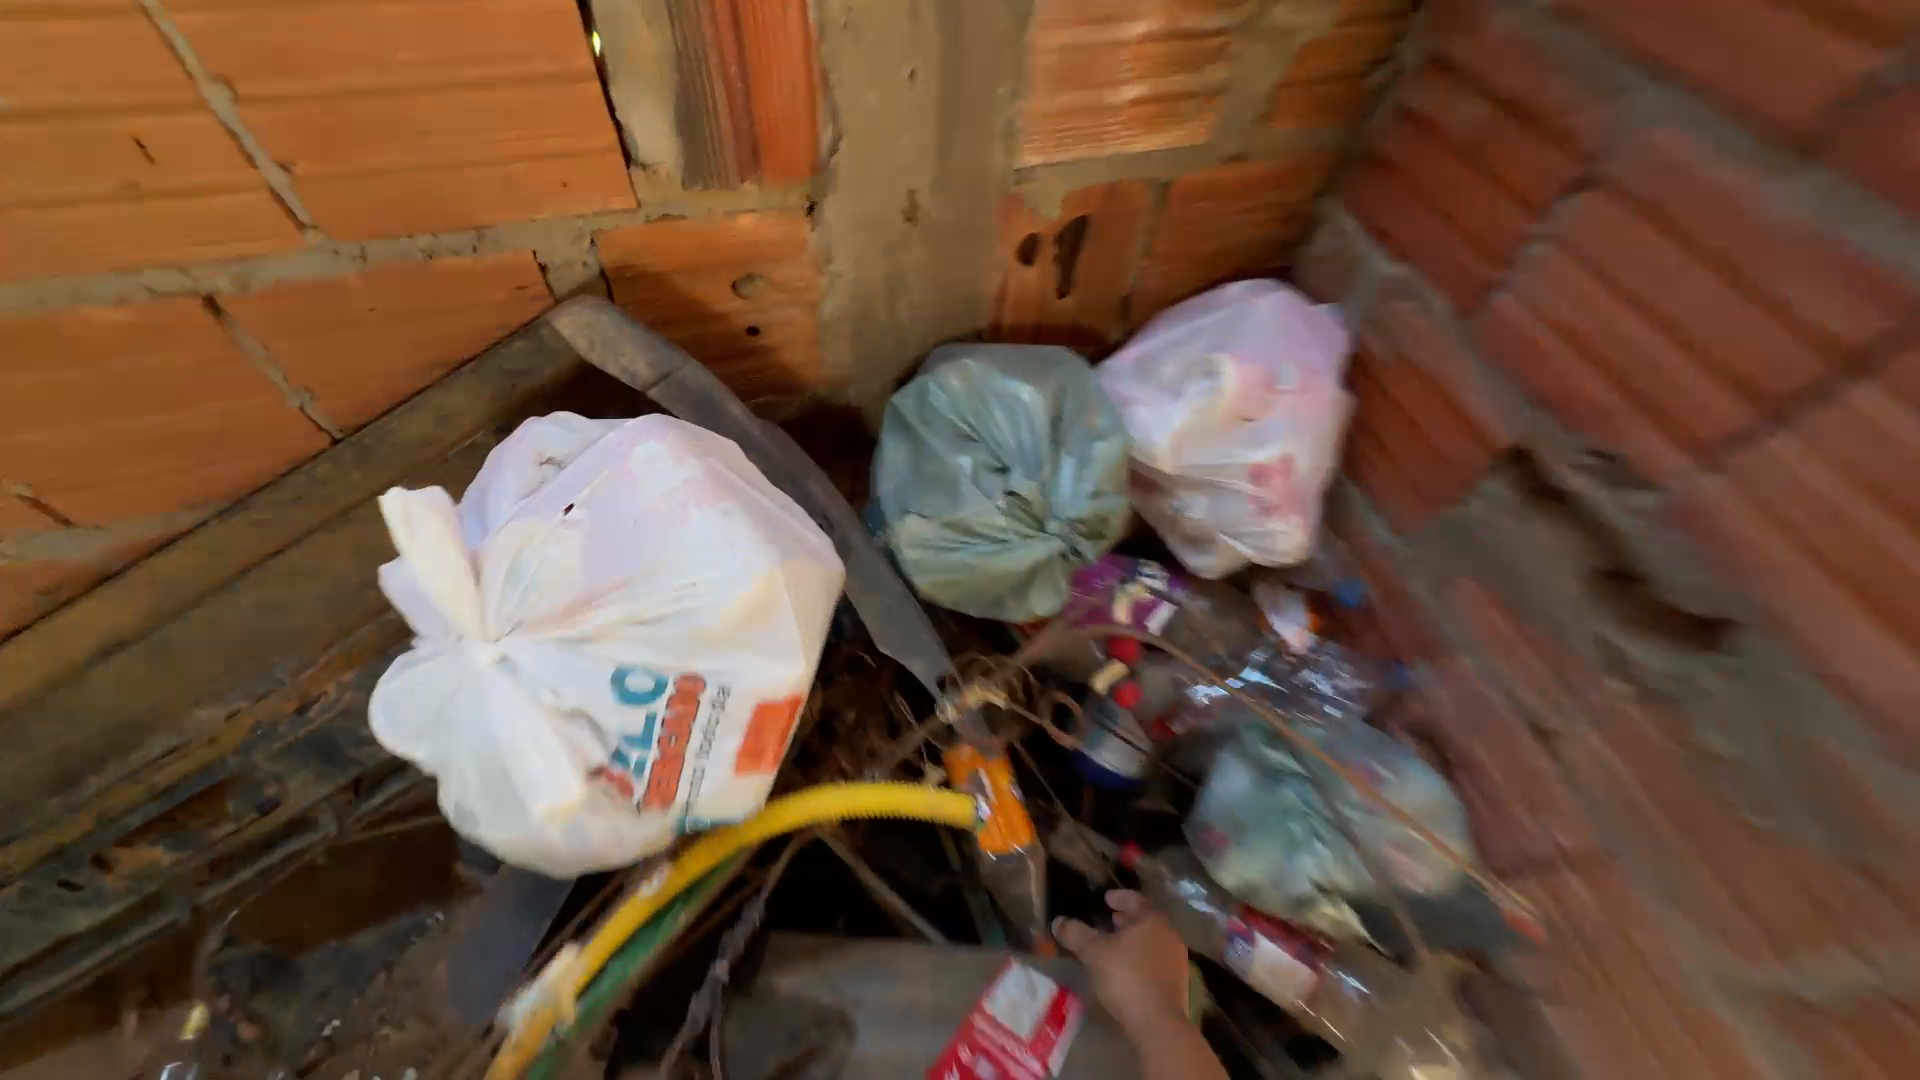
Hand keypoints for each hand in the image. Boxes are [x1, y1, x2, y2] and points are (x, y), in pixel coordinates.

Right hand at [1052, 890, 1191, 1038]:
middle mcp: (1169, 935)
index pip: (1135, 899)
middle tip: (1108, 921)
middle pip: (1145, 920)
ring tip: (1115, 946)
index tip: (1106, 899)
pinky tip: (1127, 969)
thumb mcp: (1093, 952)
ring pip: (1152, 941)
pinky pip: (1156, 960)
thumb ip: (1075, 933)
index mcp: (1152, 920)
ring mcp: (1176, 960)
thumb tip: (1058, 921)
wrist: (1157, 1023)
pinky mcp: (1178, 983)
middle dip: (1126, 920)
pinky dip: (1141, 958)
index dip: (1119, 897)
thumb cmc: (1125, 976)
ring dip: (1134, 940)